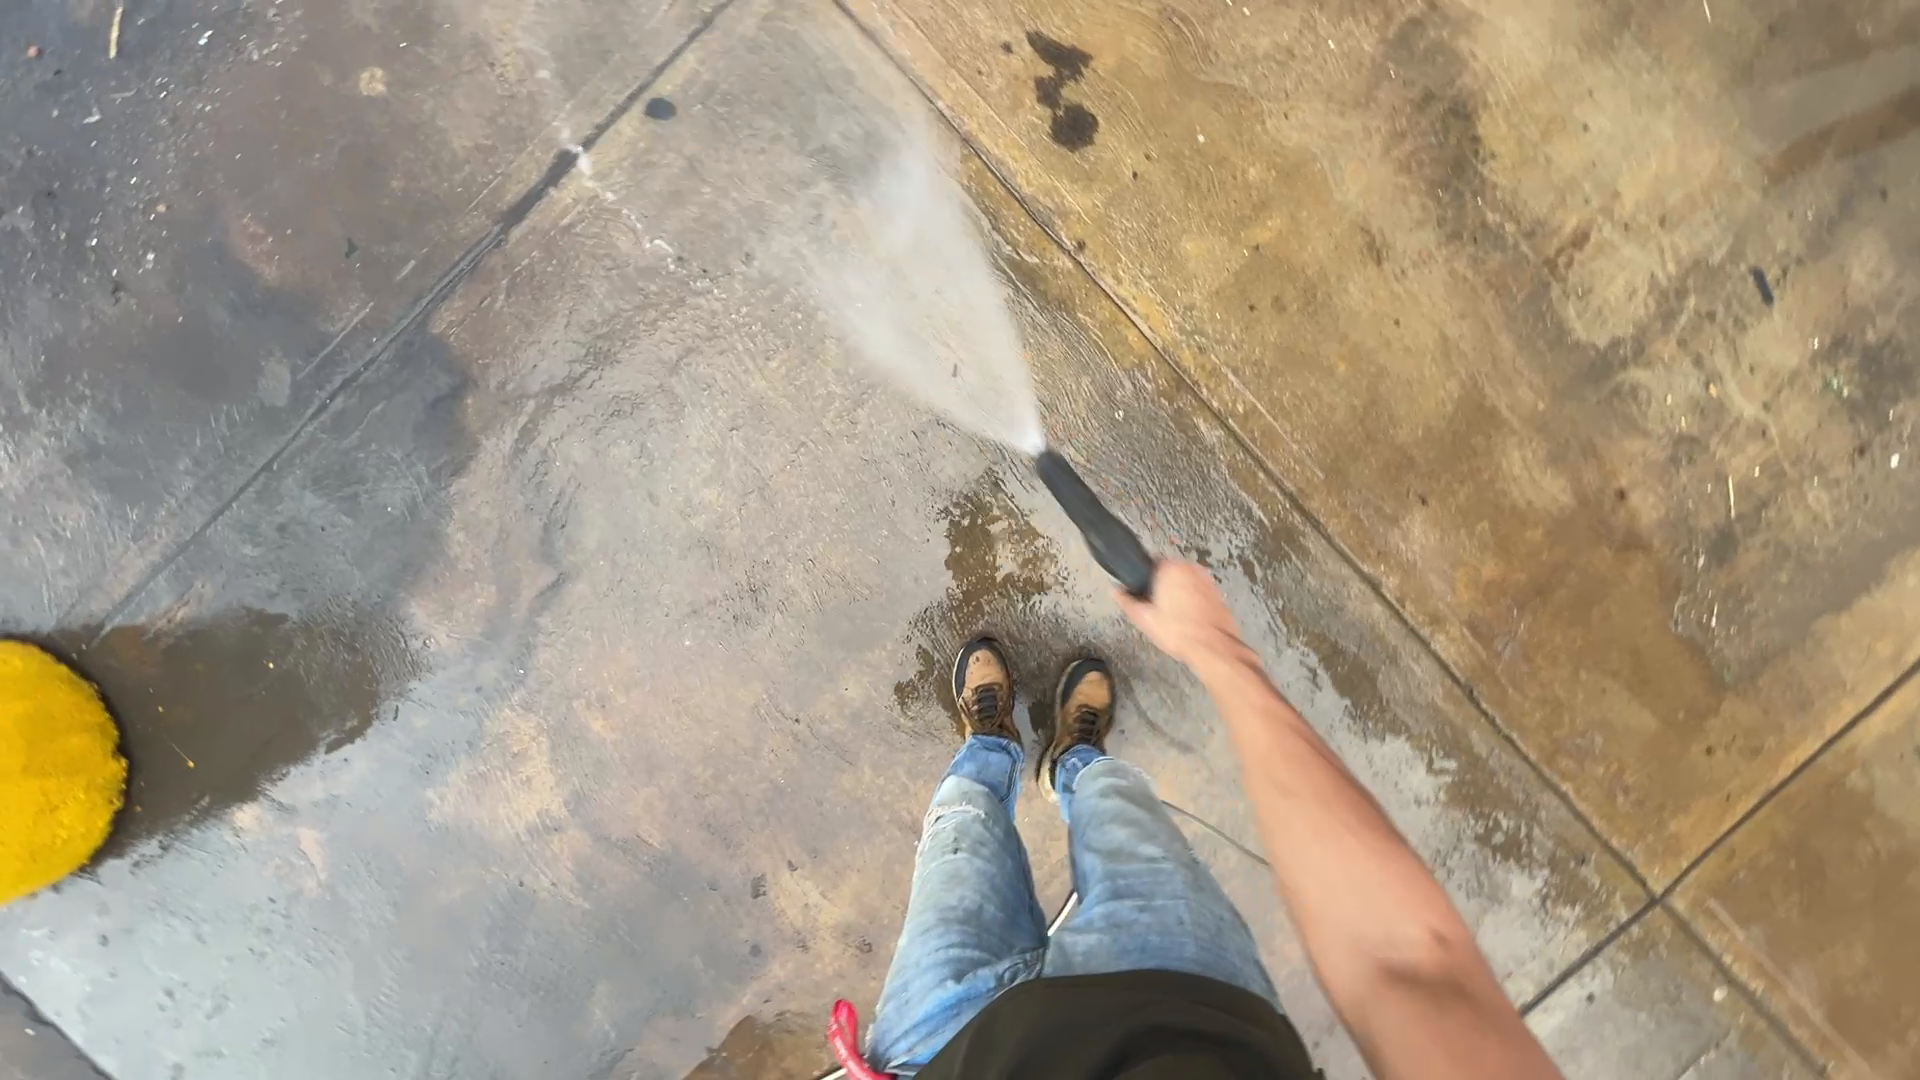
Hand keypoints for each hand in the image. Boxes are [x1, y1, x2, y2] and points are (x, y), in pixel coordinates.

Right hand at [1114, 560, 1249, 670]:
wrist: (1212, 648)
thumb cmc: (1181, 632)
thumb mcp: (1143, 618)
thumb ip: (1126, 601)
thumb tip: (1116, 592)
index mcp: (1171, 567)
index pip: (1152, 563)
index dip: (1146, 580)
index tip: (1144, 593)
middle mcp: (1192, 569)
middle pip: (1170, 572)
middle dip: (1163, 587)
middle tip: (1158, 608)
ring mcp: (1208, 581)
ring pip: (1186, 583)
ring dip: (1179, 594)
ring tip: (1174, 618)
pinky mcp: (1218, 595)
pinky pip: (1199, 594)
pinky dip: (1193, 603)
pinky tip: (1188, 621)